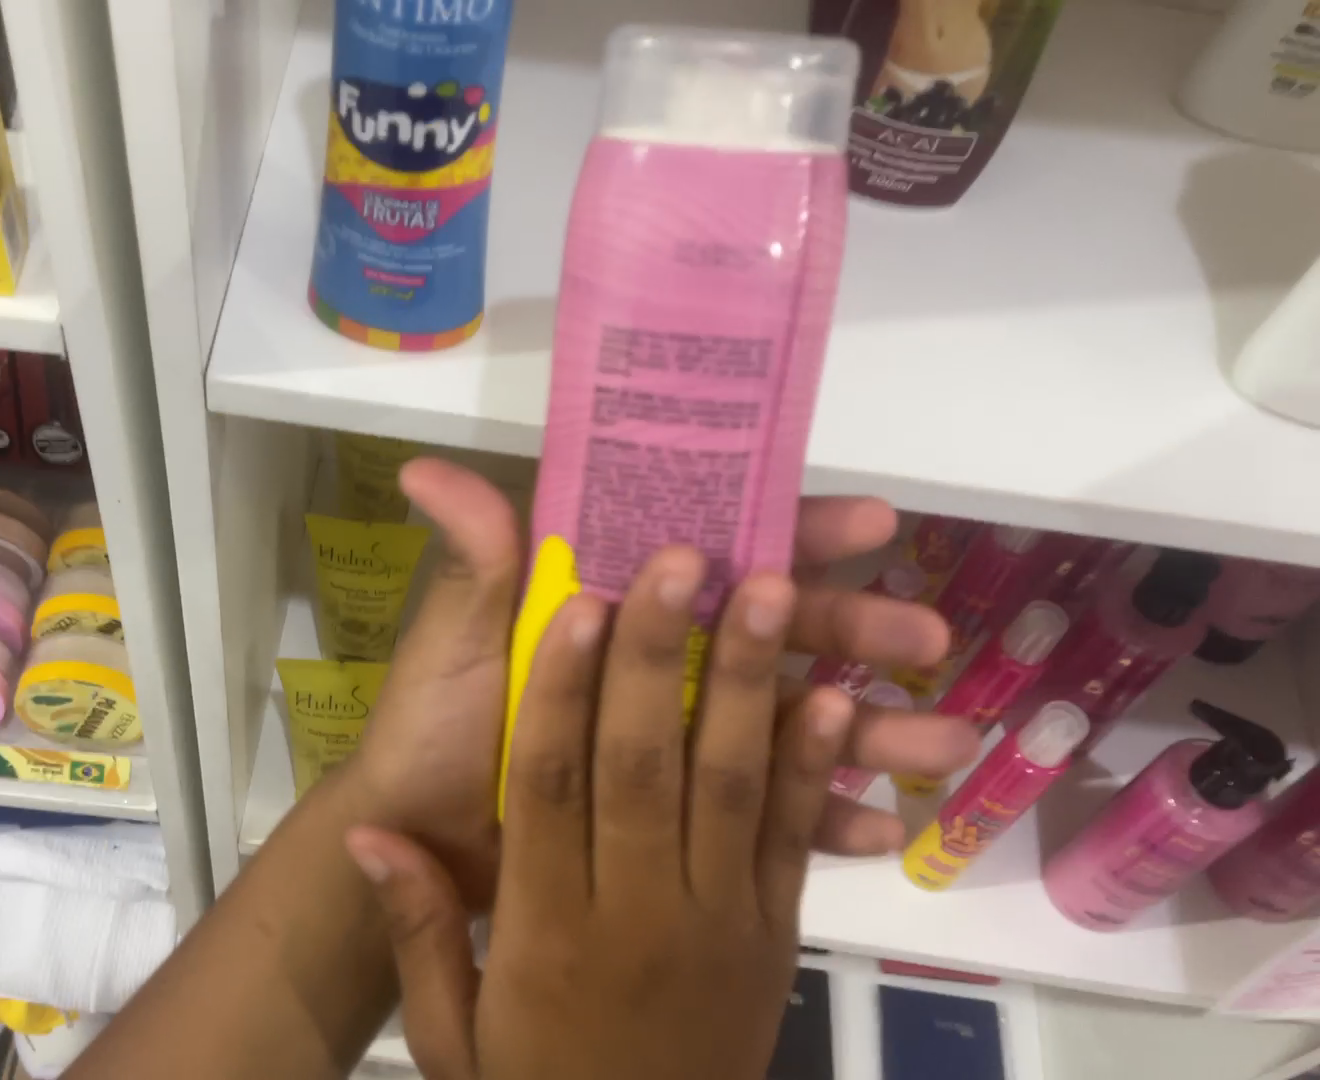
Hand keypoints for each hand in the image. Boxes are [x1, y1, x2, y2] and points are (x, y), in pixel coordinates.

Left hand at [347, 459, 969, 906]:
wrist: (425, 829)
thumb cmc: (437, 720)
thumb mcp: (459, 632)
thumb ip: (474, 555)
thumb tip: (426, 467)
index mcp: (610, 605)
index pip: (707, 554)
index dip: (782, 531)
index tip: (865, 521)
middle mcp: (650, 660)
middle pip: (761, 631)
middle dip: (846, 626)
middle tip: (922, 636)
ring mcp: (670, 732)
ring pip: (780, 719)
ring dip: (864, 725)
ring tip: (946, 738)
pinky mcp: (675, 807)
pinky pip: (762, 814)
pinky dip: (818, 817)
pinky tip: (885, 826)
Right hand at [347, 558, 853, 1078]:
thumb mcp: (447, 1034)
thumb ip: (414, 926)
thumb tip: (365, 832)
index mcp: (550, 925)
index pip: (550, 785)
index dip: (560, 691)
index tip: (573, 605)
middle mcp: (637, 908)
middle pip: (643, 762)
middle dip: (659, 655)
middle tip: (679, 563)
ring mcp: (719, 920)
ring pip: (731, 782)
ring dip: (750, 681)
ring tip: (771, 592)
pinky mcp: (774, 935)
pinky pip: (794, 838)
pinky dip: (817, 763)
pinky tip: (833, 694)